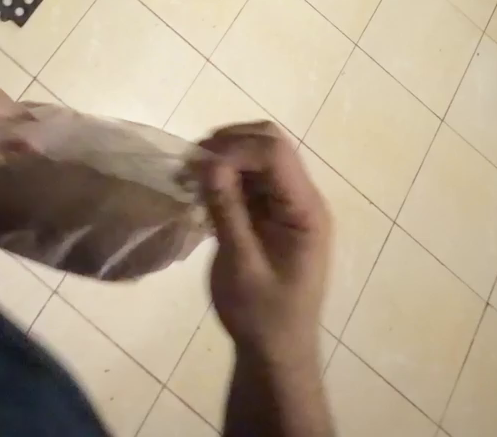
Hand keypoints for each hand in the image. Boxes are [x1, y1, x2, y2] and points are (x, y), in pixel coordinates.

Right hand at [197, 123, 331, 367]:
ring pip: (257, 153)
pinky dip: (221, 172)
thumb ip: (227, 212)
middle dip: (229, 143)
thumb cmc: (262, 318)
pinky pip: (246, 174)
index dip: (236, 149)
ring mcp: (285, 202)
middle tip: (192, 162)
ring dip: (223, 154)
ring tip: (190, 174)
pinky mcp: (268, 210)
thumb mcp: (241, 268)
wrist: (273, 353)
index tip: (199, 165)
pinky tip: (198, 187)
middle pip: (270, 143)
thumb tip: (209, 162)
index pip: (276, 154)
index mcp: (306, 210)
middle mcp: (301, 197)